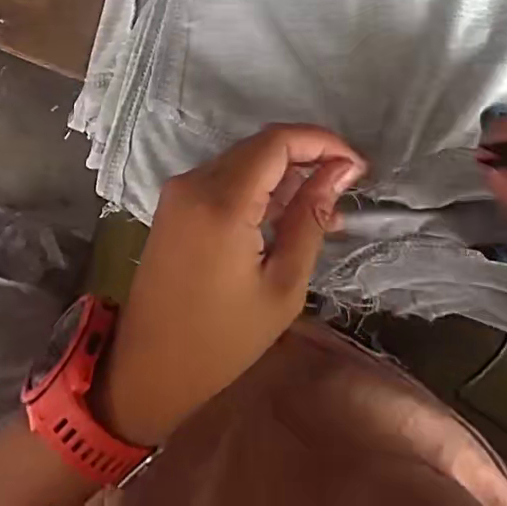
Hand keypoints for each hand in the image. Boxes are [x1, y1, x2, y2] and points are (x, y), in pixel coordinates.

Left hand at [96, 124, 365, 444]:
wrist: (149, 365)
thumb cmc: (223, 339)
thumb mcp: (282, 285)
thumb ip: (310, 219)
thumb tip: (339, 172)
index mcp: (221, 201)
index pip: (277, 141)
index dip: (321, 142)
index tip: (356, 166)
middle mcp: (195, 181)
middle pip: (260, 145)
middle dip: (307, 157)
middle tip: (344, 188)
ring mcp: (180, 189)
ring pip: (243, 159)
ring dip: (284, 175)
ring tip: (322, 212)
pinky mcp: (175, 201)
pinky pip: (225, 177)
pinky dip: (258, 187)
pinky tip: (284, 217)